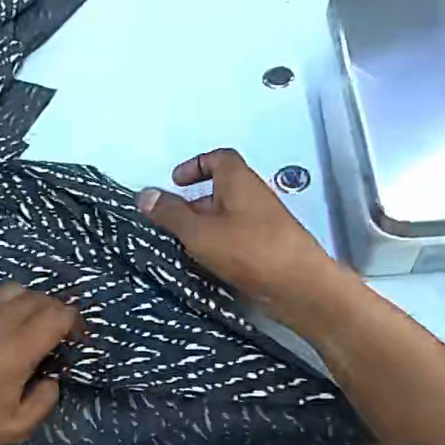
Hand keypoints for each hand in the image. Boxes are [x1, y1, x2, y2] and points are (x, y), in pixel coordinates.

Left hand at [0, 284, 78, 444]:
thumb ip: (46, 399)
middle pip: (40, 298)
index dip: (75, 323)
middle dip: (55, 312)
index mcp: (19, 348)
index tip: (74, 339)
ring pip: (13, 289)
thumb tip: (51, 378)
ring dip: (28, 302)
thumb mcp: (17, 426)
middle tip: (55, 334)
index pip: (60, 314)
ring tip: (25, 323)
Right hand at [135, 149, 352, 322]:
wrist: (300, 286)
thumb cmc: (249, 250)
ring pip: (229, 219)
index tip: (175, 182)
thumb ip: (171, 214)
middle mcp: (255, 197)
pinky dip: (222, 248)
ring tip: (185, 250)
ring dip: (207, 230)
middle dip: (195, 204)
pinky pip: (240, 241)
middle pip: (221, 191)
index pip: (218, 158)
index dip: (195, 165)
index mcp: (239, 180)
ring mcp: (266, 225)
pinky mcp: (271, 251)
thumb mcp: (199, 232)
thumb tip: (144, 195)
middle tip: (171, 224)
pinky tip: (210, 268)